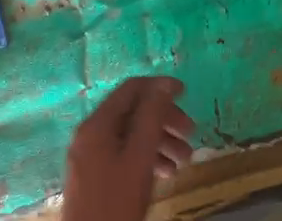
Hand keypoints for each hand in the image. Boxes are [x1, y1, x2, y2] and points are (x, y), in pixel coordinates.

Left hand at [62, 77, 194, 220]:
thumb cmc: (117, 199)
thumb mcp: (140, 154)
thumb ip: (152, 115)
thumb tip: (165, 83)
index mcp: (97, 124)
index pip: (132, 89)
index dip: (160, 86)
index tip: (186, 93)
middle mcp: (91, 134)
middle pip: (133, 112)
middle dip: (164, 119)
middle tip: (190, 131)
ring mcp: (91, 156)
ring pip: (131, 135)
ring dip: (160, 140)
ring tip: (185, 157)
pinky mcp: (94, 176)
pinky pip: (124, 154)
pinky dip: (147, 157)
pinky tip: (167, 172)